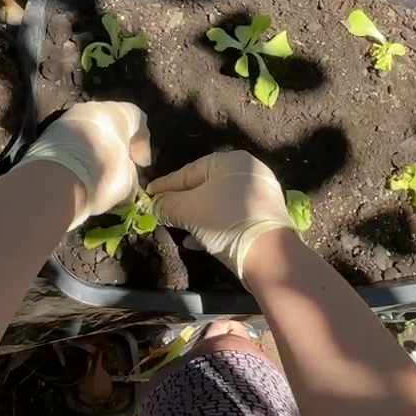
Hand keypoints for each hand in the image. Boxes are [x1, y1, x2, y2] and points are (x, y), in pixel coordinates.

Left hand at [17, 101, 150, 225]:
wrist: (55, 182)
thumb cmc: (102, 174)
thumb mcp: (127, 181)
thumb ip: (131, 175)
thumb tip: (127, 180)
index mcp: (116, 112)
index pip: (137, 119)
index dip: (142, 143)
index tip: (141, 165)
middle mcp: (90, 109)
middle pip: (110, 124)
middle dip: (116, 145)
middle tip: (119, 169)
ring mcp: (65, 120)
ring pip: (87, 133)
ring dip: (94, 151)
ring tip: (97, 176)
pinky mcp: (46, 136)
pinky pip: (69, 144)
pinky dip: (76, 157)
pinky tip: (78, 176)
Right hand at [147, 151, 296, 280]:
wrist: (267, 254)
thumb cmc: (224, 220)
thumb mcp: (188, 210)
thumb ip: (166, 204)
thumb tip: (153, 205)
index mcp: (231, 160)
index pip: (189, 171)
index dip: (166, 185)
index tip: (148, 195)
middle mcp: (248, 172)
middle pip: (204, 186)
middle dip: (181, 202)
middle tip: (162, 212)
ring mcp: (260, 195)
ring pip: (218, 204)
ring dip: (196, 216)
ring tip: (177, 227)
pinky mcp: (264, 218)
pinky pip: (232, 217)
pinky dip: (212, 226)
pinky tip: (195, 240)